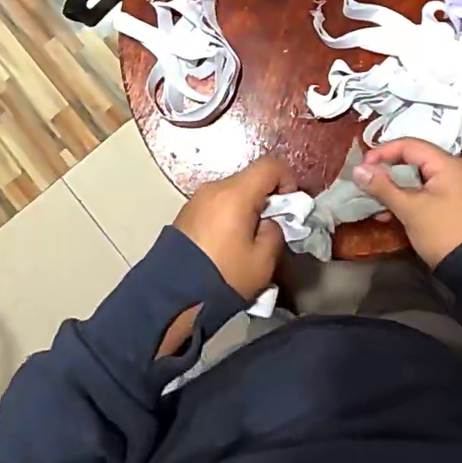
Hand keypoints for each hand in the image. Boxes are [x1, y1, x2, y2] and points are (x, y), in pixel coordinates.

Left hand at [173, 157, 294, 300]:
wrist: (172, 297)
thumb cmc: (223, 276)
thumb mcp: (263, 261)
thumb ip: (275, 231)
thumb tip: (269, 221)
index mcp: (235, 194)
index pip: (270, 166)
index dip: (287, 180)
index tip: (290, 207)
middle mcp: (214, 188)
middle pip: (250, 178)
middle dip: (267, 197)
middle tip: (272, 226)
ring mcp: (196, 199)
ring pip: (233, 191)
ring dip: (247, 206)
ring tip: (248, 238)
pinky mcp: (186, 213)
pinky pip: (217, 203)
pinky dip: (229, 213)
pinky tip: (228, 242)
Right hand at [353, 138, 461, 266]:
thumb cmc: (445, 232)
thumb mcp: (410, 209)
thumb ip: (383, 187)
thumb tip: (358, 170)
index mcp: (448, 164)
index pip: (409, 145)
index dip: (382, 152)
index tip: (362, 168)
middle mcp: (458, 171)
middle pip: (416, 161)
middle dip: (388, 172)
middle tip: (368, 185)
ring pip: (423, 180)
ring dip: (399, 189)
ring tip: (378, 204)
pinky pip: (432, 194)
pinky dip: (413, 200)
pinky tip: (396, 215)